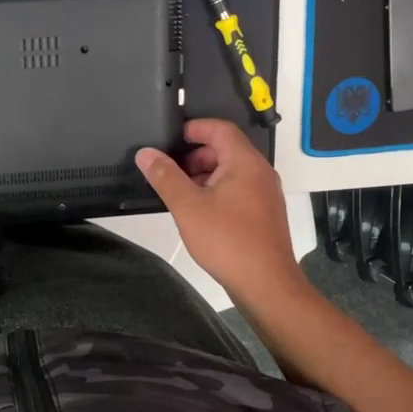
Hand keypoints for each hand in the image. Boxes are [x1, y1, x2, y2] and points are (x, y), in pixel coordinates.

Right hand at [136, 119, 304, 304]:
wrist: (265, 283)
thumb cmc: (227, 240)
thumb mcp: (187, 206)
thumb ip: (165, 176)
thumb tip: (146, 153)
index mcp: (244, 162)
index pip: (220, 128)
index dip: (194, 128)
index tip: (171, 138)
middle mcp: (260, 172)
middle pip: (226, 149)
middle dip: (196, 155)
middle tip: (170, 170)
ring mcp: (266, 193)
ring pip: (232, 171)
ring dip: (205, 175)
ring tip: (180, 193)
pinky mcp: (265, 213)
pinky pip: (239, 189)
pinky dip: (218, 191)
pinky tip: (200, 212)